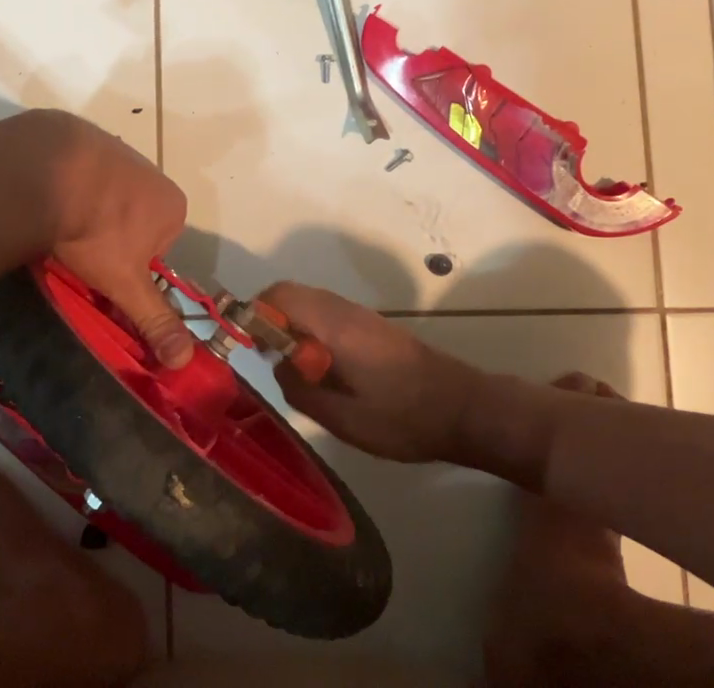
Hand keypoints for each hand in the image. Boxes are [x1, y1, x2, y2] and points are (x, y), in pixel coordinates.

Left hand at [13, 111, 193, 367]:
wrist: (47, 170)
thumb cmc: (97, 230)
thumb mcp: (126, 283)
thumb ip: (154, 319)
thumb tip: (185, 362)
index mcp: (172, 205)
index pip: (159, 246)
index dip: (131, 264)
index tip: (105, 272)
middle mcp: (151, 172)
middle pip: (132, 217)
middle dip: (108, 234)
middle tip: (78, 250)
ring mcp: (116, 149)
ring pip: (102, 192)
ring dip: (85, 207)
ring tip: (56, 227)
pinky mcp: (79, 136)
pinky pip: (74, 170)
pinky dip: (62, 184)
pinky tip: (43, 198)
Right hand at [260, 282, 481, 462]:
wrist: (465, 409)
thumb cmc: (404, 418)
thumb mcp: (343, 419)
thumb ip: (301, 390)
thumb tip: (280, 367)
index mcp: (335, 327)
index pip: (280, 296)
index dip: (254, 313)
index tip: (248, 345)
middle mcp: (345, 311)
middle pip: (291, 294)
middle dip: (270, 320)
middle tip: (267, 359)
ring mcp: (362, 316)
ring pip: (310, 303)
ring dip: (291, 327)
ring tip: (293, 368)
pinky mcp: (373, 327)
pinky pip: (328, 315)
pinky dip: (311, 331)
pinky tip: (322, 369)